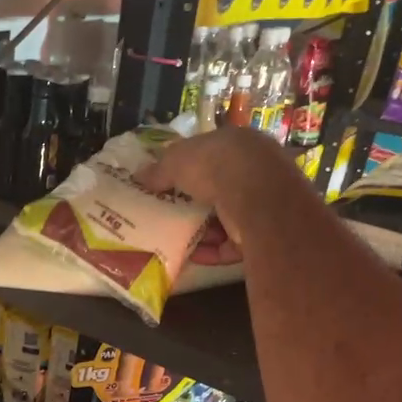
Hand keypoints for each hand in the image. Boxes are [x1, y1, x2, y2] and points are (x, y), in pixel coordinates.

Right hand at [138, 128, 308, 262]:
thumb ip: (158, 170)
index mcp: (236, 145)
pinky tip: (192, 256)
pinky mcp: (262, 234)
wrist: (256, 194)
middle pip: (219, 192)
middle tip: (170, 216)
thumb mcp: (177, 161)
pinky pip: (232, 246)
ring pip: (227, 221)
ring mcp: (261, 204)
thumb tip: (138, 176)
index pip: (211, 157)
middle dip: (195, 206)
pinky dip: (212, 252)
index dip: (190, 171)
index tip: (169, 186)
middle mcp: (253, 171)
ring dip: (202, 232)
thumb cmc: (215, 165)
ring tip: (177, 239)